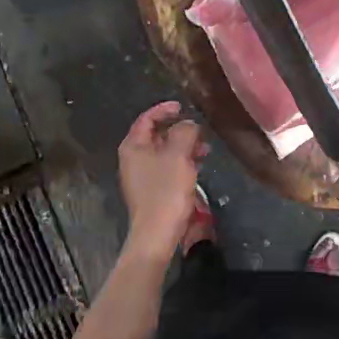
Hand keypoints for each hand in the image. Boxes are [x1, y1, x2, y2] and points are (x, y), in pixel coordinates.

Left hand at [118, 101, 206, 257]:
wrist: (157, 232)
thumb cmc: (166, 190)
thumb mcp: (178, 155)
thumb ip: (184, 133)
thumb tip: (188, 124)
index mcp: (134, 146)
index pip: (146, 119)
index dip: (164, 109)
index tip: (183, 106)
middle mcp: (133, 158)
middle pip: (156, 135)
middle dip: (179, 130)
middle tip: (200, 132)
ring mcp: (141, 175)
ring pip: (164, 152)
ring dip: (184, 147)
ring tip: (205, 150)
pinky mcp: (152, 189)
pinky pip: (167, 167)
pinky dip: (182, 161)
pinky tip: (197, 167)